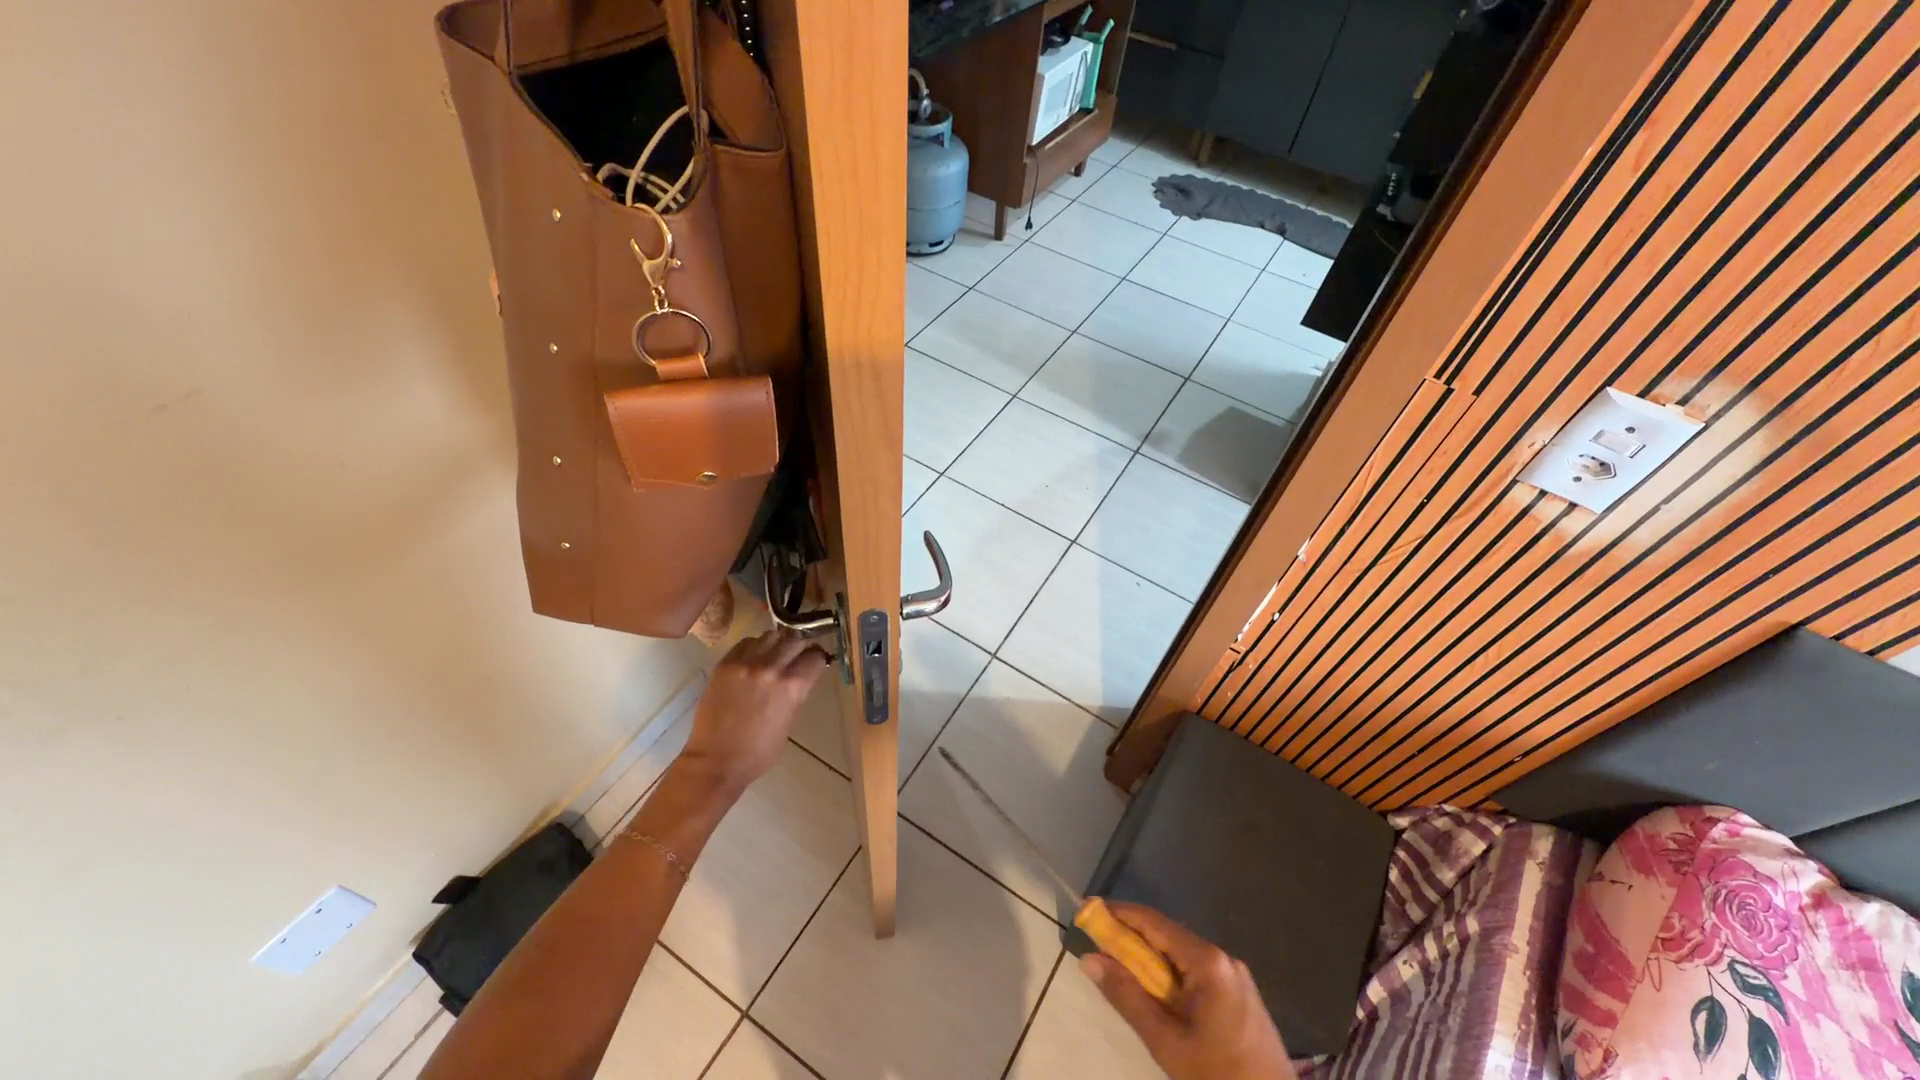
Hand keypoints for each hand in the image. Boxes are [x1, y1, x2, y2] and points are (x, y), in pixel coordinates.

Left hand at [677, 629, 829, 792]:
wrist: (717, 760)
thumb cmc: (759, 751)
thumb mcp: (790, 720)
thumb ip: (797, 692)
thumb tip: (801, 675)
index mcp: (793, 687)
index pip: (815, 656)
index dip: (817, 658)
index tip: (815, 662)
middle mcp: (771, 668)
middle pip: (795, 640)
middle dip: (800, 647)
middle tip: (797, 655)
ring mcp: (745, 664)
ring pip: (770, 635)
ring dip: (777, 643)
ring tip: (774, 654)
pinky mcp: (725, 664)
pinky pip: (745, 643)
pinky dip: (754, 646)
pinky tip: (753, 658)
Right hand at [1081, 903, 1296, 1079]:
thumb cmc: (1217, 1075)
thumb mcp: (1165, 1041)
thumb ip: (1127, 997)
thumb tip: (1089, 959)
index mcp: (1208, 962)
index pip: (1154, 923)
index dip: (1118, 913)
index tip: (1087, 910)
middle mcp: (1224, 958)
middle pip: (1168, 936)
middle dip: (1131, 937)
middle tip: (1096, 945)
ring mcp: (1236, 976)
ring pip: (1182, 955)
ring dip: (1149, 958)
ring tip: (1119, 970)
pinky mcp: (1240, 995)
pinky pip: (1196, 972)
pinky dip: (1170, 974)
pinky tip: (1155, 993)